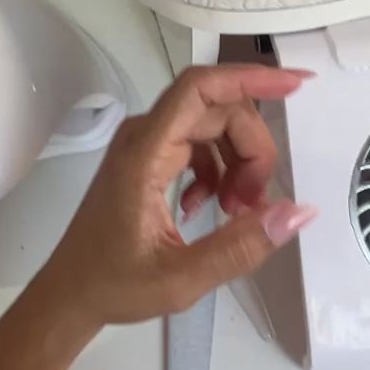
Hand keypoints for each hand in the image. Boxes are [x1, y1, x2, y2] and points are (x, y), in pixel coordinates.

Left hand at [25, 64, 317, 328]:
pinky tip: (211, 207)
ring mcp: (144, 145)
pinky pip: (199, 144)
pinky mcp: (149, 158)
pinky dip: (219, 170)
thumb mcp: (182, 277)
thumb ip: (241, 245)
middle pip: (217, 110)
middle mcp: (143, 137)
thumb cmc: (114, 284)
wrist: (71, 291)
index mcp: (144, 155)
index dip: (248, 78)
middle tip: (255, 203)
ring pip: (212, 126)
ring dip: (238, 162)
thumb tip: (297, 212)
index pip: (199, 89)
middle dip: (251, 148)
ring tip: (237, 211)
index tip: (294, 84)